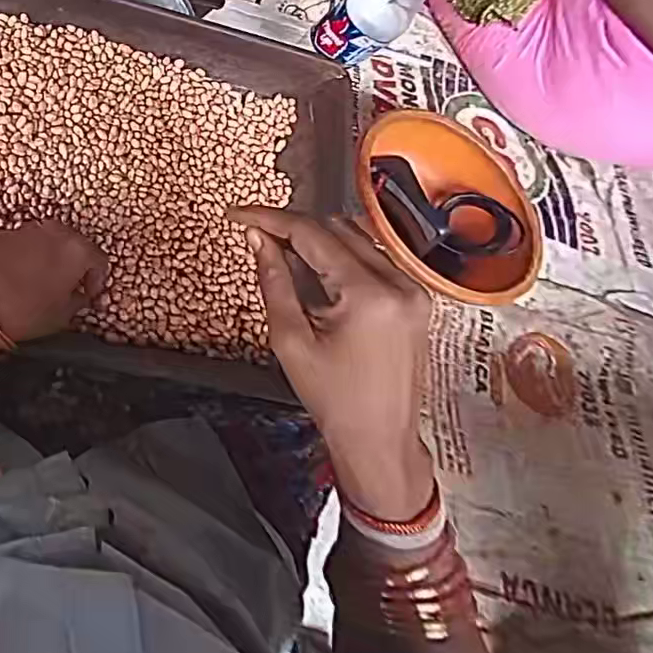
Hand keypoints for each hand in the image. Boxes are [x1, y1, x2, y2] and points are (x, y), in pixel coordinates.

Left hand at [0, 221, 107, 343]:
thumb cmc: (25, 311)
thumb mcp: (65, 313)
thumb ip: (80, 297)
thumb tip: (81, 292)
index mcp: (78, 249)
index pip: (100, 260)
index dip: (97, 280)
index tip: (90, 293)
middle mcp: (57, 231)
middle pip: (77, 245)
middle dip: (76, 265)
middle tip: (71, 287)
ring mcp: (31, 229)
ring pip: (52, 241)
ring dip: (54, 257)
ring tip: (46, 282)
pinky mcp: (9, 233)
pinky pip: (30, 242)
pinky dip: (33, 254)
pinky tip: (26, 275)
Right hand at [229, 207, 435, 521]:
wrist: (380, 439)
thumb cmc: (333, 397)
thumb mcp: (289, 338)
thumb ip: (273, 280)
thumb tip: (256, 238)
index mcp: (368, 294)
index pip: (311, 234)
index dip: (269, 218)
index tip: (238, 213)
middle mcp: (400, 284)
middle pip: (335, 228)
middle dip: (290, 226)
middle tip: (254, 233)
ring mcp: (413, 291)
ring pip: (355, 237)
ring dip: (314, 237)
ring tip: (278, 250)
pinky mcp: (415, 300)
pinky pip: (371, 257)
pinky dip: (337, 253)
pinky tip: (311, 267)